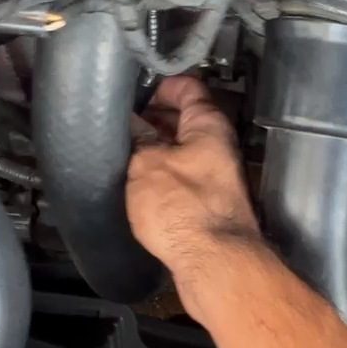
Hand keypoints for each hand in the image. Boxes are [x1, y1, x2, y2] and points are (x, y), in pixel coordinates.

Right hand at [127, 76, 265, 293]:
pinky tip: (142, 183)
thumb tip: (133, 125)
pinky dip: (166, 175)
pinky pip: (186, 178)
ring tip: (127, 152)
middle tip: (126, 122)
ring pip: (186, 151)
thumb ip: (139, 139)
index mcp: (210, 126)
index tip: (138, 90)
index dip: (162, 84)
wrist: (214, 263)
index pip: (189, 87)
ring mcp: (218, 178)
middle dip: (156, 118)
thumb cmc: (187, 212)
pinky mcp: (211, 205)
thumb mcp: (147, 165)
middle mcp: (220, 149)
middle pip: (188, 119)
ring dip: (158, 149)